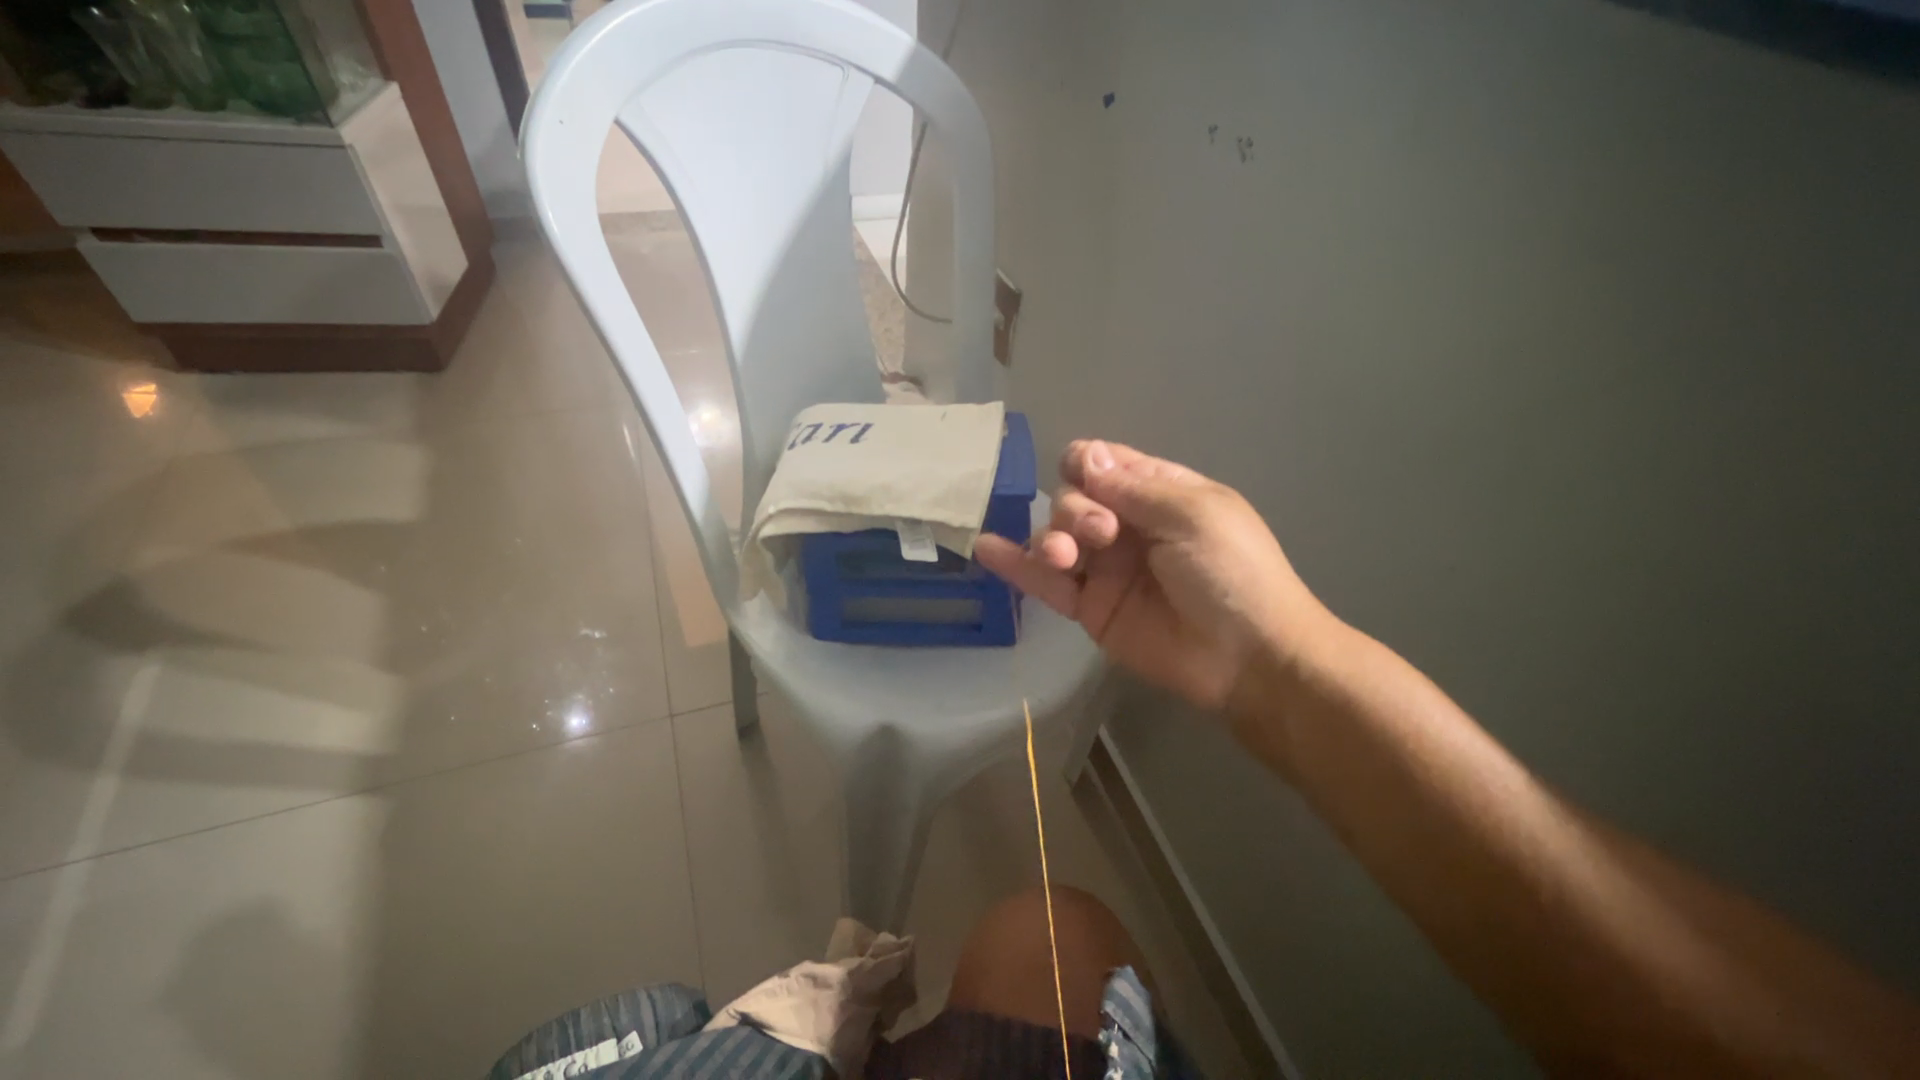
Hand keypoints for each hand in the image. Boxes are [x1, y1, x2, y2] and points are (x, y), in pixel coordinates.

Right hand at [976, 439, 1329, 711]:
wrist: (1248, 657)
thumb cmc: (1232, 574)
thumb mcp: (1194, 515)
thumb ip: (1134, 488)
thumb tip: (1084, 456)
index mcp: (1160, 493)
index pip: (1106, 463)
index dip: (1087, 464)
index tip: (1088, 480)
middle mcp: (1128, 525)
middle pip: (1074, 497)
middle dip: (1077, 508)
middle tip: (1102, 536)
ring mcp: (1106, 568)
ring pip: (1056, 535)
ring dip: (1050, 537)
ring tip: (1063, 558)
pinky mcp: (1090, 608)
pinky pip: (1046, 582)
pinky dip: (1015, 565)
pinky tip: (985, 548)